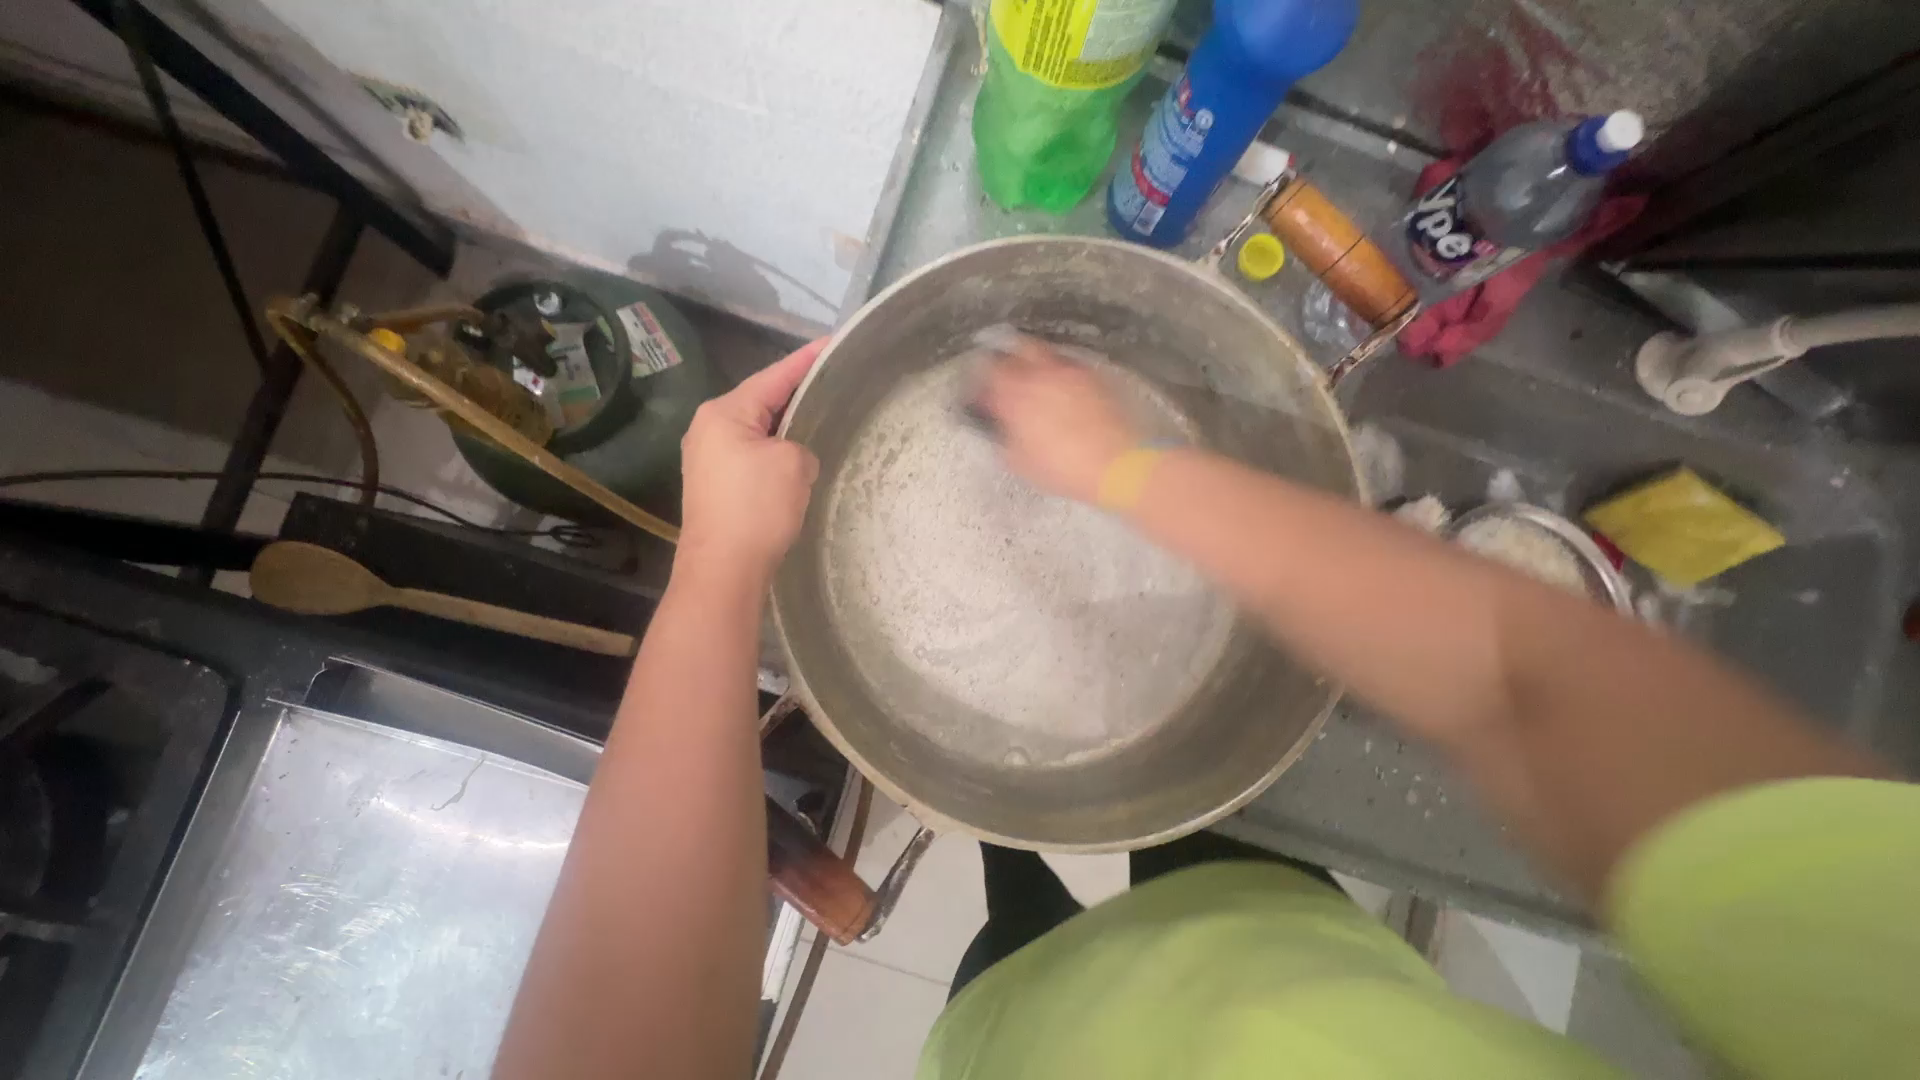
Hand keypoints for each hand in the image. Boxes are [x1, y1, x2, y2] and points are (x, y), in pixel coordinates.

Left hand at [678, 339, 824, 577]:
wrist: (722, 570)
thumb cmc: (756, 509)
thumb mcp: (794, 465)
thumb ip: (800, 446)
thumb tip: (791, 459)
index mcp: (724, 413)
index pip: (774, 376)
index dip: (806, 360)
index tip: (832, 343)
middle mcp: (708, 429)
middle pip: (761, 400)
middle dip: (795, 392)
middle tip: (831, 381)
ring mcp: (707, 458)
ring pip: (756, 430)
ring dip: (785, 426)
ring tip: (818, 417)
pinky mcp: (713, 486)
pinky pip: (750, 455)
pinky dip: (774, 452)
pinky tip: (795, 458)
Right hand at [977, 337, 1139, 502]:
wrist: (1114, 464)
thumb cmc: (1062, 468)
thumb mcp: (1019, 461)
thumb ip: (1003, 438)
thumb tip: (1000, 428)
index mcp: (1015, 396)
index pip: (987, 373)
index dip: (980, 378)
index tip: (980, 388)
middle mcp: (1040, 375)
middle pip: (1015, 348)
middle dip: (1006, 355)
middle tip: (1002, 367)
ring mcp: (1069, 372)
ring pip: (1044, 350)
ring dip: (1032, 357)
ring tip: (1031, 372)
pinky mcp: (1094, 376)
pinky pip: (1070, 363)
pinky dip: (1059, 368)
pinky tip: (1061, 382)